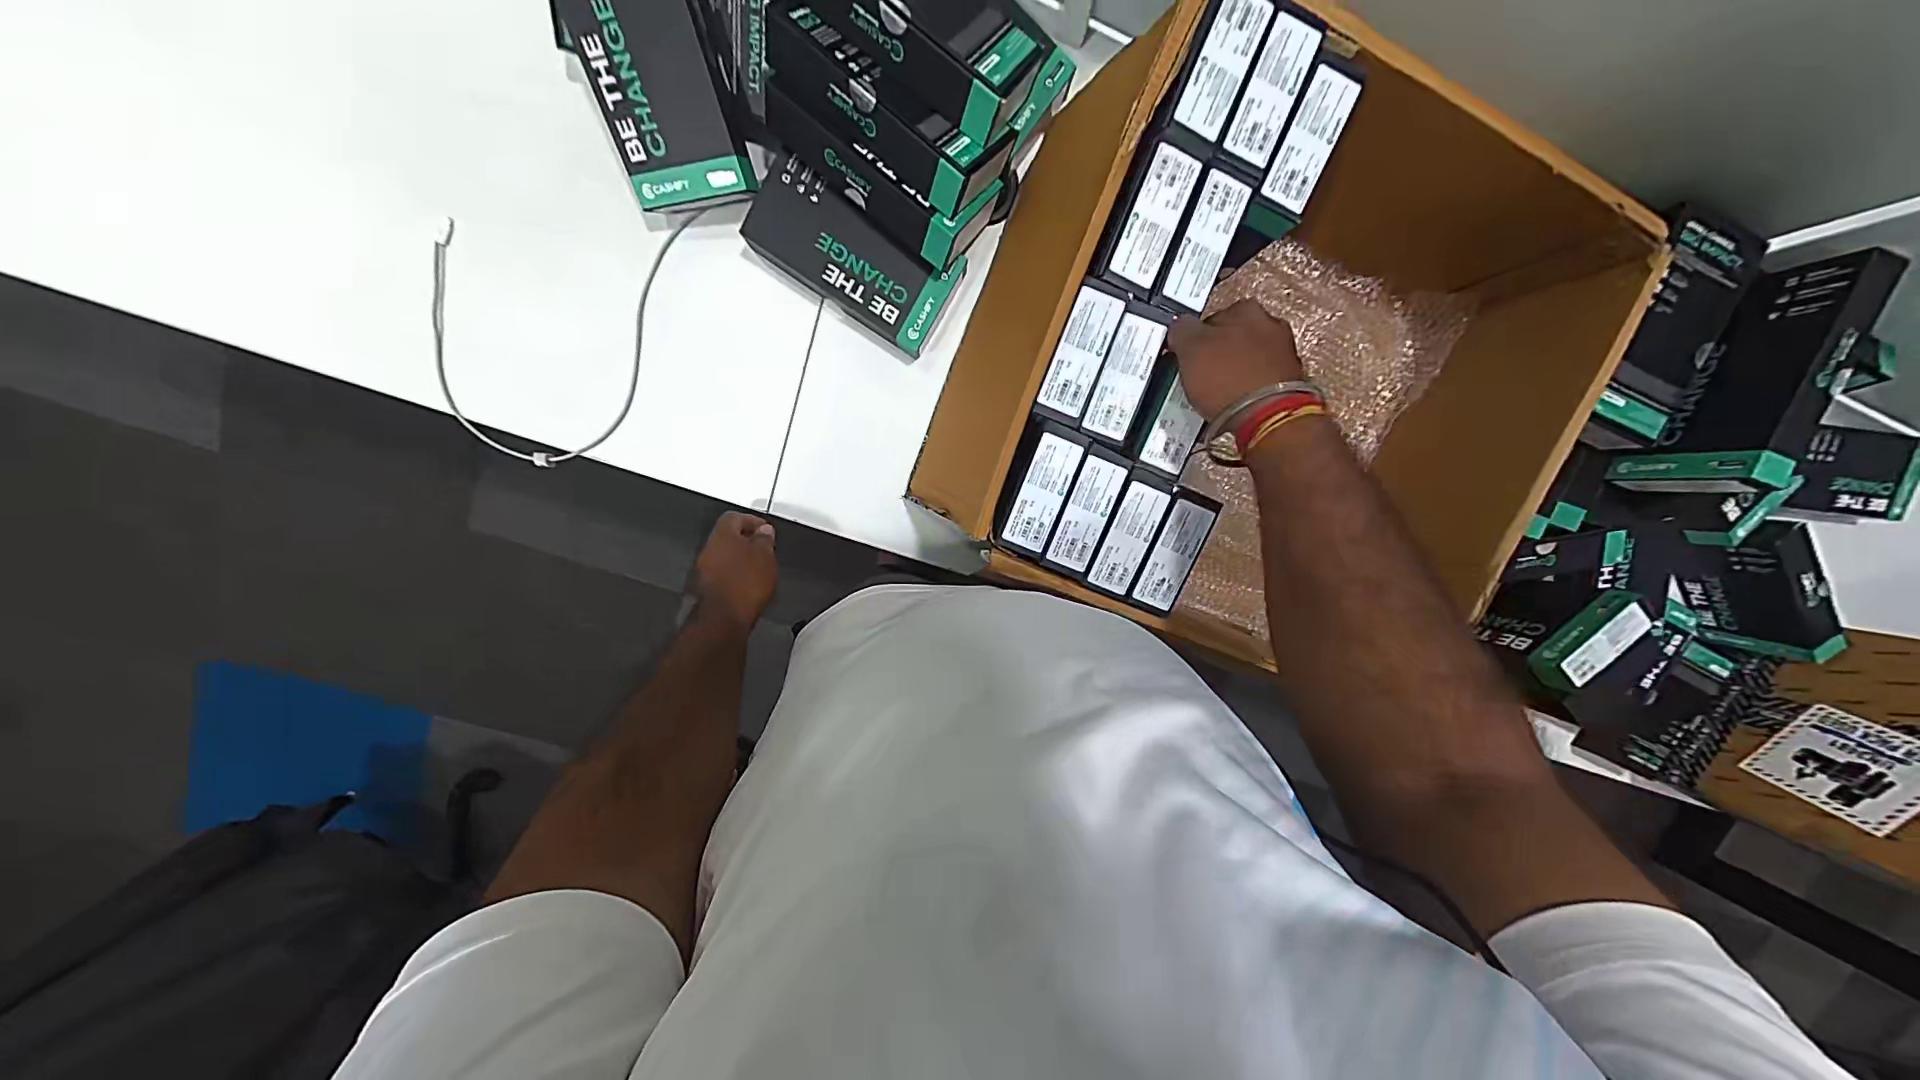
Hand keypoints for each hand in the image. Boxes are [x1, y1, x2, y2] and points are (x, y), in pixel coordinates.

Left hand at [693, 512, 778, 630]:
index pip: (734, 517)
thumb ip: (765, 540)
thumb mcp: (765, 557)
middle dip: (746, 541)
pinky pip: (721, 575)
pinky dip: (734, 576)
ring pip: (723, 557)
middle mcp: (708, 549)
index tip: (765, 529)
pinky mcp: (705, 589)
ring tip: (758, 569)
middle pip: (727, 537)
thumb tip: (764, 531)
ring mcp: (703, 570)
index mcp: (722, 535)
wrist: (722, 619)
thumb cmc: (744, 584)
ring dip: (739, 559)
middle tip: (764, 548)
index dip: (752, 521)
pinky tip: (747, 585)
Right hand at [1166, 299, 1304, 419]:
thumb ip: (1182, 330)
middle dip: (1217, 353)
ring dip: (1232, 372)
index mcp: (1246, 309)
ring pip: (1247, 359)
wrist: (1264, 417)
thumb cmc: (1230, 380)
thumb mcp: (1189, 349)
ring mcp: (1284, 354)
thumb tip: (1179, 327)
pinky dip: (1245, 389)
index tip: (1188, 353)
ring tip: (1215, 392)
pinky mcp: (1288, 382)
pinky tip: (1233, 401)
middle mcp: (1271, 326)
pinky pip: (1257, 381)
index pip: (1211, 317)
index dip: (1194, 338)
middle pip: (1233, 337)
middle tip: (1200, 373)